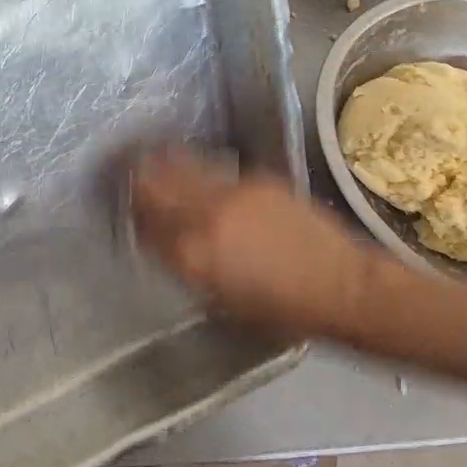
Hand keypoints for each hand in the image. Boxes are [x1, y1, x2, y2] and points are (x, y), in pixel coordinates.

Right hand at [128, 144, 377, 337]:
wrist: (344, 287)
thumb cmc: (283, 310)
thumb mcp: (221, 299)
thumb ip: (186, 265)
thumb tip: (163, 242)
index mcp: (190, 255)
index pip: (141, 223)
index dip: (127, 212)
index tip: (123, 207)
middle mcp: (202, 216)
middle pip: (151, 183)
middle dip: (134, 175)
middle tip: (123, 169)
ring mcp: (229, 192)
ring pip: (179, 165)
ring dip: (160, 161)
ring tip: (150, 157)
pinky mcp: (256, 178)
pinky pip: (213, 168)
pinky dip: (197, 167)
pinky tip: (197, 170)